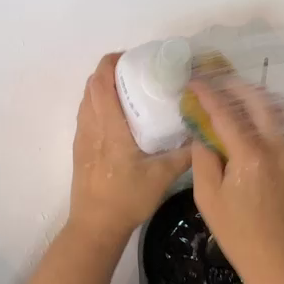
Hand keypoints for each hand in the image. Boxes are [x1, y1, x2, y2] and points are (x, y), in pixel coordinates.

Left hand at [69, 54, 191, 239]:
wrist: (95, 226)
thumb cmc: (127, 199)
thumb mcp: (161, 177)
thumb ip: (183, 154)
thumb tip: (203, 131)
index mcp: (110, 128)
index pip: (101, 82)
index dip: (112, 62)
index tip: (133, 57)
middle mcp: (91, 126)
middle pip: (92, 84)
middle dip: (110, 70)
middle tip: (137, 70)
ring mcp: (82, 136)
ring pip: (86, 98)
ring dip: (102, 86)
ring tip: (129, 88)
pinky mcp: (80, 147)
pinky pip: (85, 112)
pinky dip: (98, 102)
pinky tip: (119, 114)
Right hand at [188, 75, 283, 283]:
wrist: (280, 260)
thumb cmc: (237, 233)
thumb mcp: (207, 196)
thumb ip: (202, 156)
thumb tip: (201, 129)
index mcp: (250, 155)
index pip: (225, 111)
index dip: (207, 93)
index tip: (193, 82)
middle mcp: (275, 144)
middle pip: (256, 97)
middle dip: (232, 85)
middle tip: (212, 84)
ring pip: (274, 105)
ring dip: (251, 94)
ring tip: (229, 95)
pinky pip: (282, 120)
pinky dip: (264, 109)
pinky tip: (247, 115)